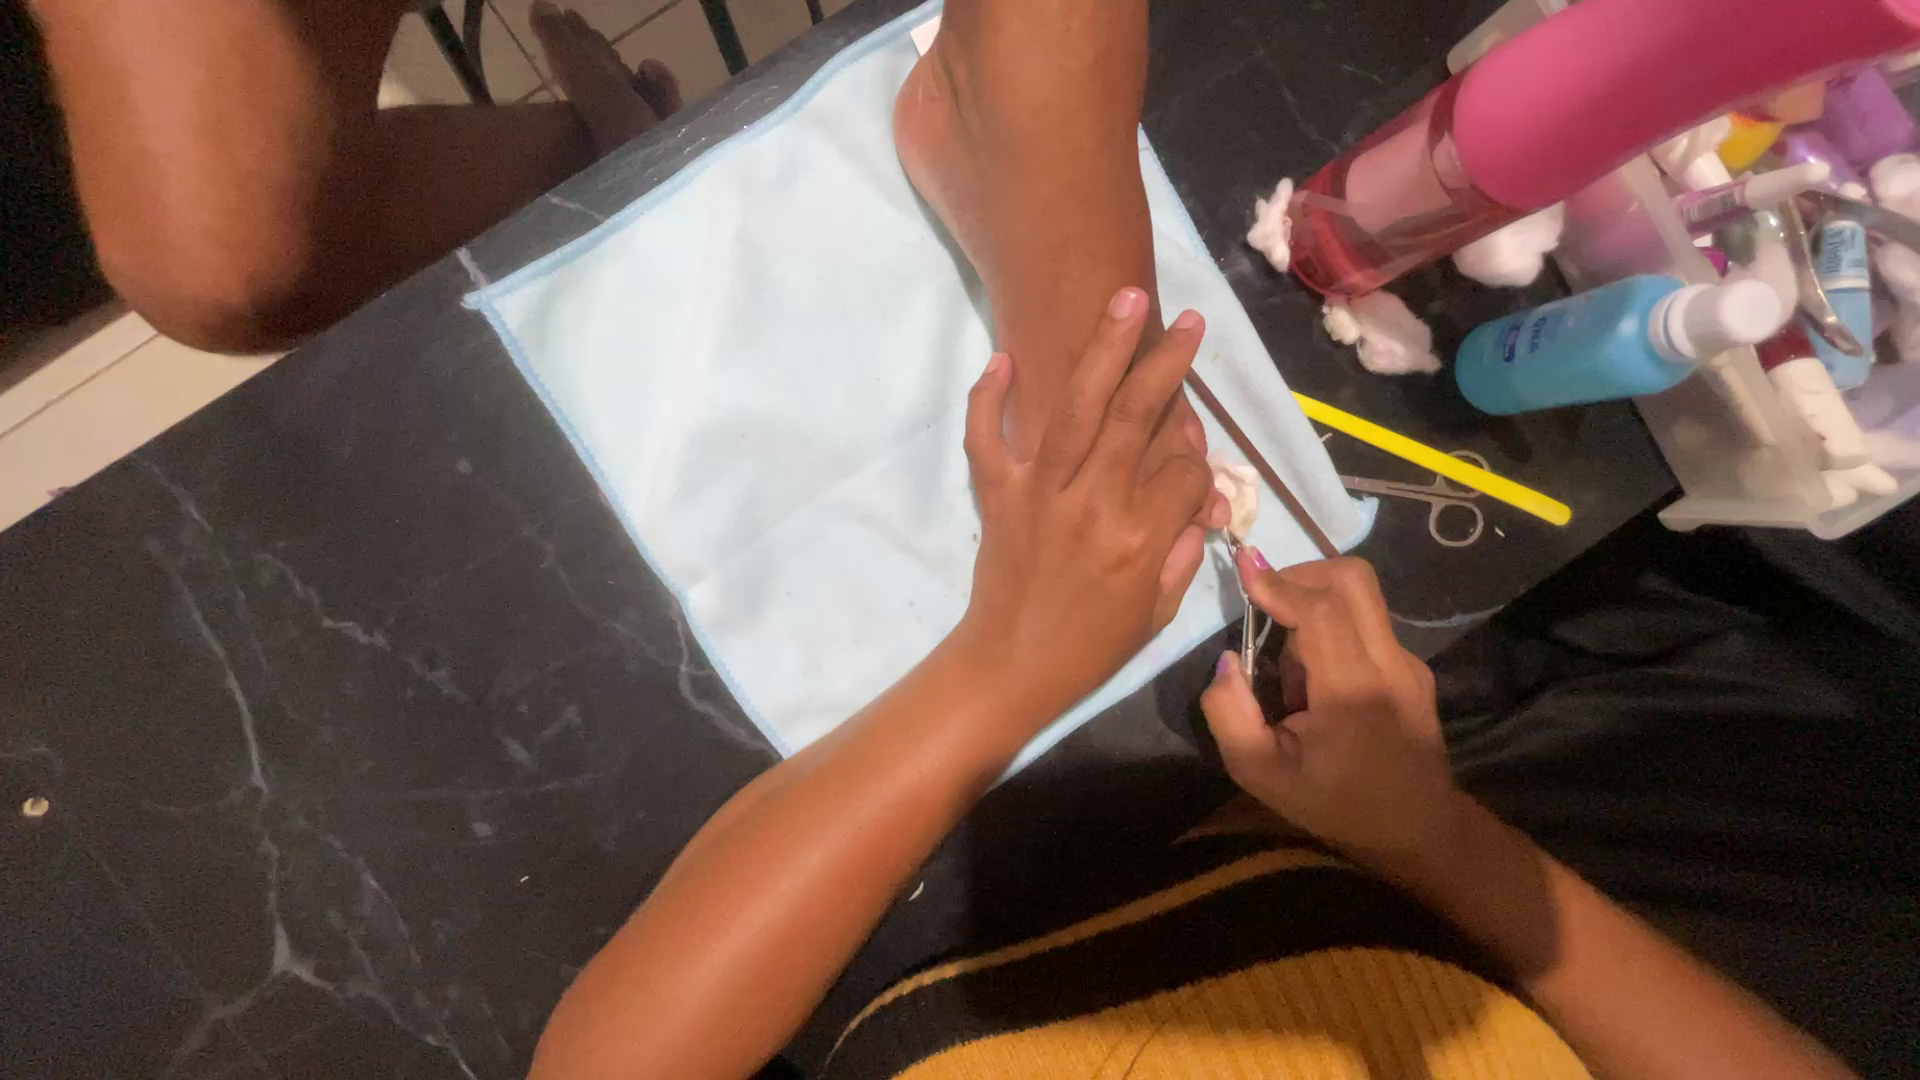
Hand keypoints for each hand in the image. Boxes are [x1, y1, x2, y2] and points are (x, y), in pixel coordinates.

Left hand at [955, 286, 1227, 718]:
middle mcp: (1094, 503)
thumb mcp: (1157, 611)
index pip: (1183, 468)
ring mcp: (1040, 494)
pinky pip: (987, 440)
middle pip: (1136, 417)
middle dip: (1166, 363)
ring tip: (1124, 300)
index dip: (1196, 461)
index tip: (1191, 464)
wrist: (1012, 667)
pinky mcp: (998, 496)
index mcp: (1142, 537)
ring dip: (1102, 351)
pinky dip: (989, 399)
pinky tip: (1003, 359)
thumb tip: (1202, 501)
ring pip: (1075, 410)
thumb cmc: (1091, 648)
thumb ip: (1181, 550)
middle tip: (1184, 320)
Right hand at [1201, 551, 1458, 867]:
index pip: (1321, 611)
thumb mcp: (1258, 772)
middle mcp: (1390, 666)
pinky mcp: (1410, 665)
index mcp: (1353, 692)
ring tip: (1286, 663)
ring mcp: (1407, 662)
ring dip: (1312, 604)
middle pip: (1353, 580)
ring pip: (1359, 596)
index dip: (1279, 583)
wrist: (1419, 831)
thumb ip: (1229, 712)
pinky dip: (1328, 626)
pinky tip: (1311, 676)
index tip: (1243, 568)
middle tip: (1264, 598)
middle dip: (1301, 573)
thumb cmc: (1335, 804)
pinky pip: (1363, 621)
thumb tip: (1229, 658)